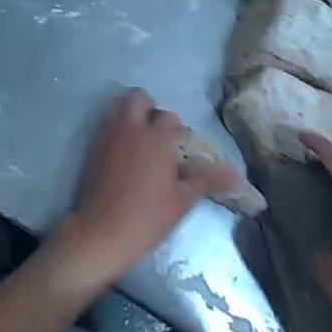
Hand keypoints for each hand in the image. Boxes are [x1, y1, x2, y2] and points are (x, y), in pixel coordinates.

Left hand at [51, 88, 242, 292]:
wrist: (101, 233)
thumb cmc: (147, 217)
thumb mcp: (183, 199)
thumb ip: (209, 179)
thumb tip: (237, 174)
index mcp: (158, 137)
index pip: (170, 117)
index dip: (177, 128)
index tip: (179, 144)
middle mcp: (132, 127)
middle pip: (140, 98)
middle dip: (150, 108)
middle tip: (157, 132)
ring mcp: (110, 134)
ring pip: (120, 106)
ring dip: (131, 113)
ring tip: (140, 136)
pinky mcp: (94, 146)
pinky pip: (107, 123)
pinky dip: (117, 126)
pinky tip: (123, 150)